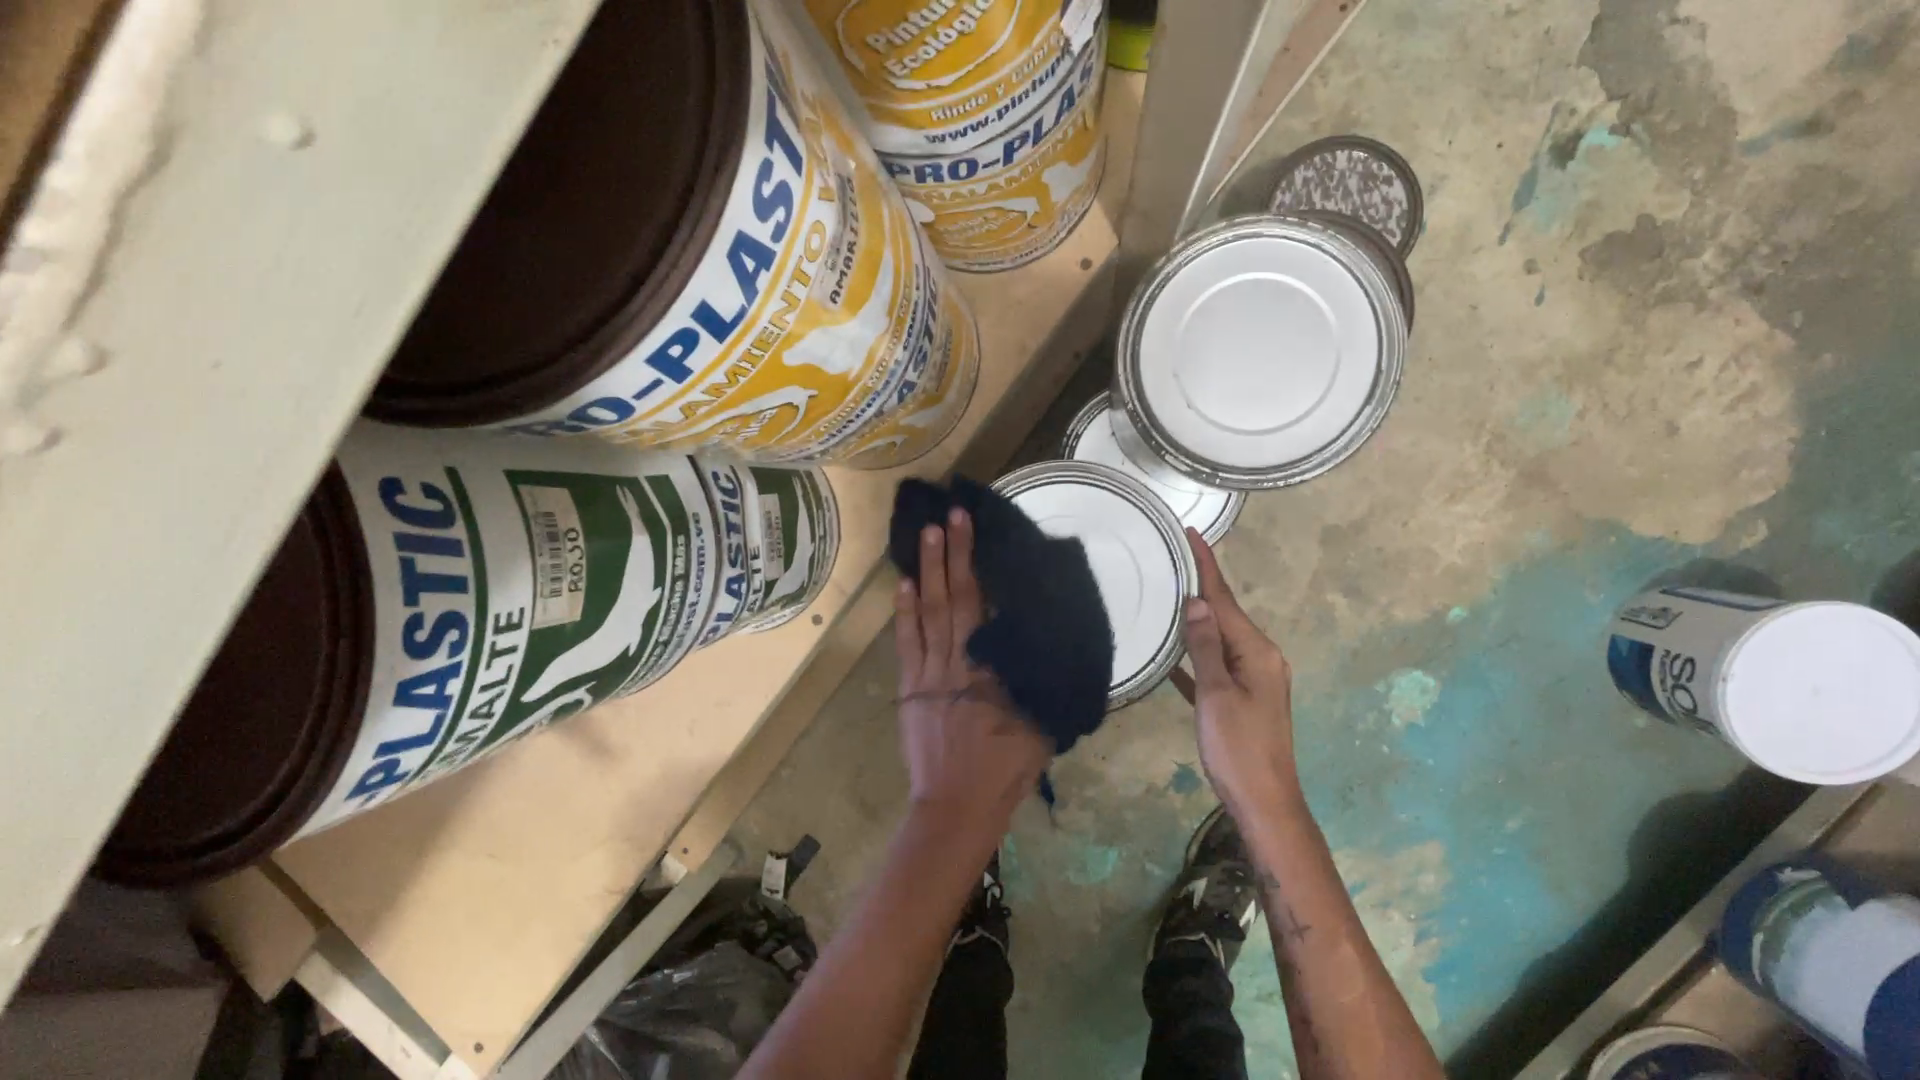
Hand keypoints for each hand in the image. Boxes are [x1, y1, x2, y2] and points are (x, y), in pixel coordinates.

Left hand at [895, 509, 1051, 835]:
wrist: (956, 805)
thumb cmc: (1005, 769)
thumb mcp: (1042, 726)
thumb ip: (1042, 683)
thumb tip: (1056, 646)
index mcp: (994, 668)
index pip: (987, 606)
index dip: (980, 566)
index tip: (979, 532)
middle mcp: (960, 660)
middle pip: (957, 597)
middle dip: (955, 553)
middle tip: (953, 514)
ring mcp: (930, 672)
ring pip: (929, 611)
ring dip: (929, 570)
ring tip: (928, 533)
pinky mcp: (910, 687)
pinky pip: (906, 641)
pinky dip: (904, 611)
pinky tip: (904, 583)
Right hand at [1181, 528, 1299, 814]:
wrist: (1264, 802)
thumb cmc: (1238, 747)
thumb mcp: (1217, 695)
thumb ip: (1206, 647)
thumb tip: (1198, 602)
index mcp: (1258, 652)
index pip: (1227, 600)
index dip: (1207, 567)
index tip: (1192, 534)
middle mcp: (1261, 658)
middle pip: (1226, 615)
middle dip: (1201, 588)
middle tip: (1170, 559)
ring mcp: (1253, 680)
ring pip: (1219, 640)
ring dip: (1197, 620)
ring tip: (1169, 597)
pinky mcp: (1242, 700)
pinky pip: (1215, 666)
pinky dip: (1196, 655)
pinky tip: (1174, 653)